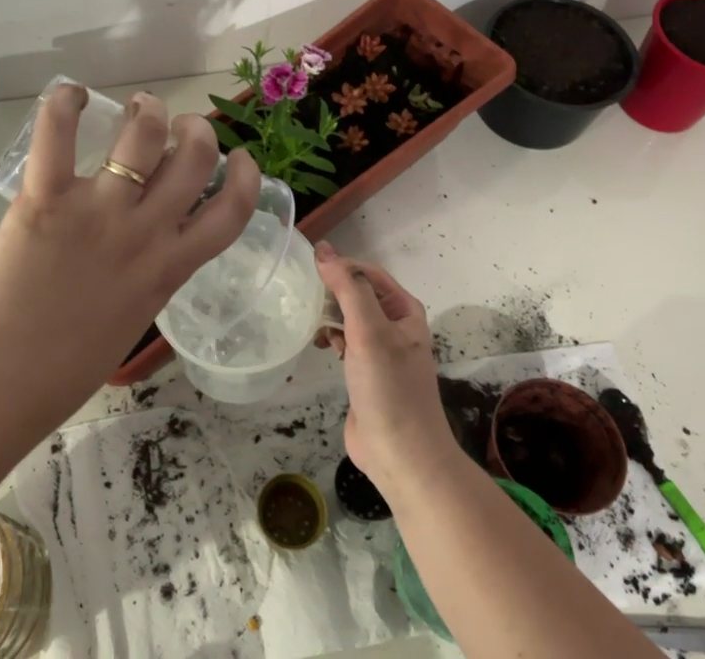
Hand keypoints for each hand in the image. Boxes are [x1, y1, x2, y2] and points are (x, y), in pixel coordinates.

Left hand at [0, 85, 260, 386]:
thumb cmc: (62, 371)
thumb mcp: (130, 321)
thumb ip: (146, 279)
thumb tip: (141, 249)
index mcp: (169, 269)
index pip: (232, 213)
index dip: (245, 176)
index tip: (240, 159)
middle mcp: (144, 233)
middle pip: (195, 158)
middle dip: (195, 130)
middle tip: (176, 127)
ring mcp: (98, 212)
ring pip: (143, 136)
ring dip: (147, 111)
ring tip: (137, 109)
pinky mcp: (46, 199)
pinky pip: (57, 135)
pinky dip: (65, 103)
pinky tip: (72, 96)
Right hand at [314, 242, 459, 493]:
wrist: (401, 454)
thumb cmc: (389, 388)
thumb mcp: (369, 331)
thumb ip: (348, 289)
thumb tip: (324, 250)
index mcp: (405, 311)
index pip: (368, 273)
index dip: (340, 266)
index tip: (305, 269)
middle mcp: (395, 326)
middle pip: (358, 294)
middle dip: (331, 292)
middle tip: (300, 297)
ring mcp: (380, 352)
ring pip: (349, 319)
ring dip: (328, 317)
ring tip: (307, 322)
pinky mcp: (366, 375)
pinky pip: (345, 344)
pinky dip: (331, 339)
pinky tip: (319, 346)